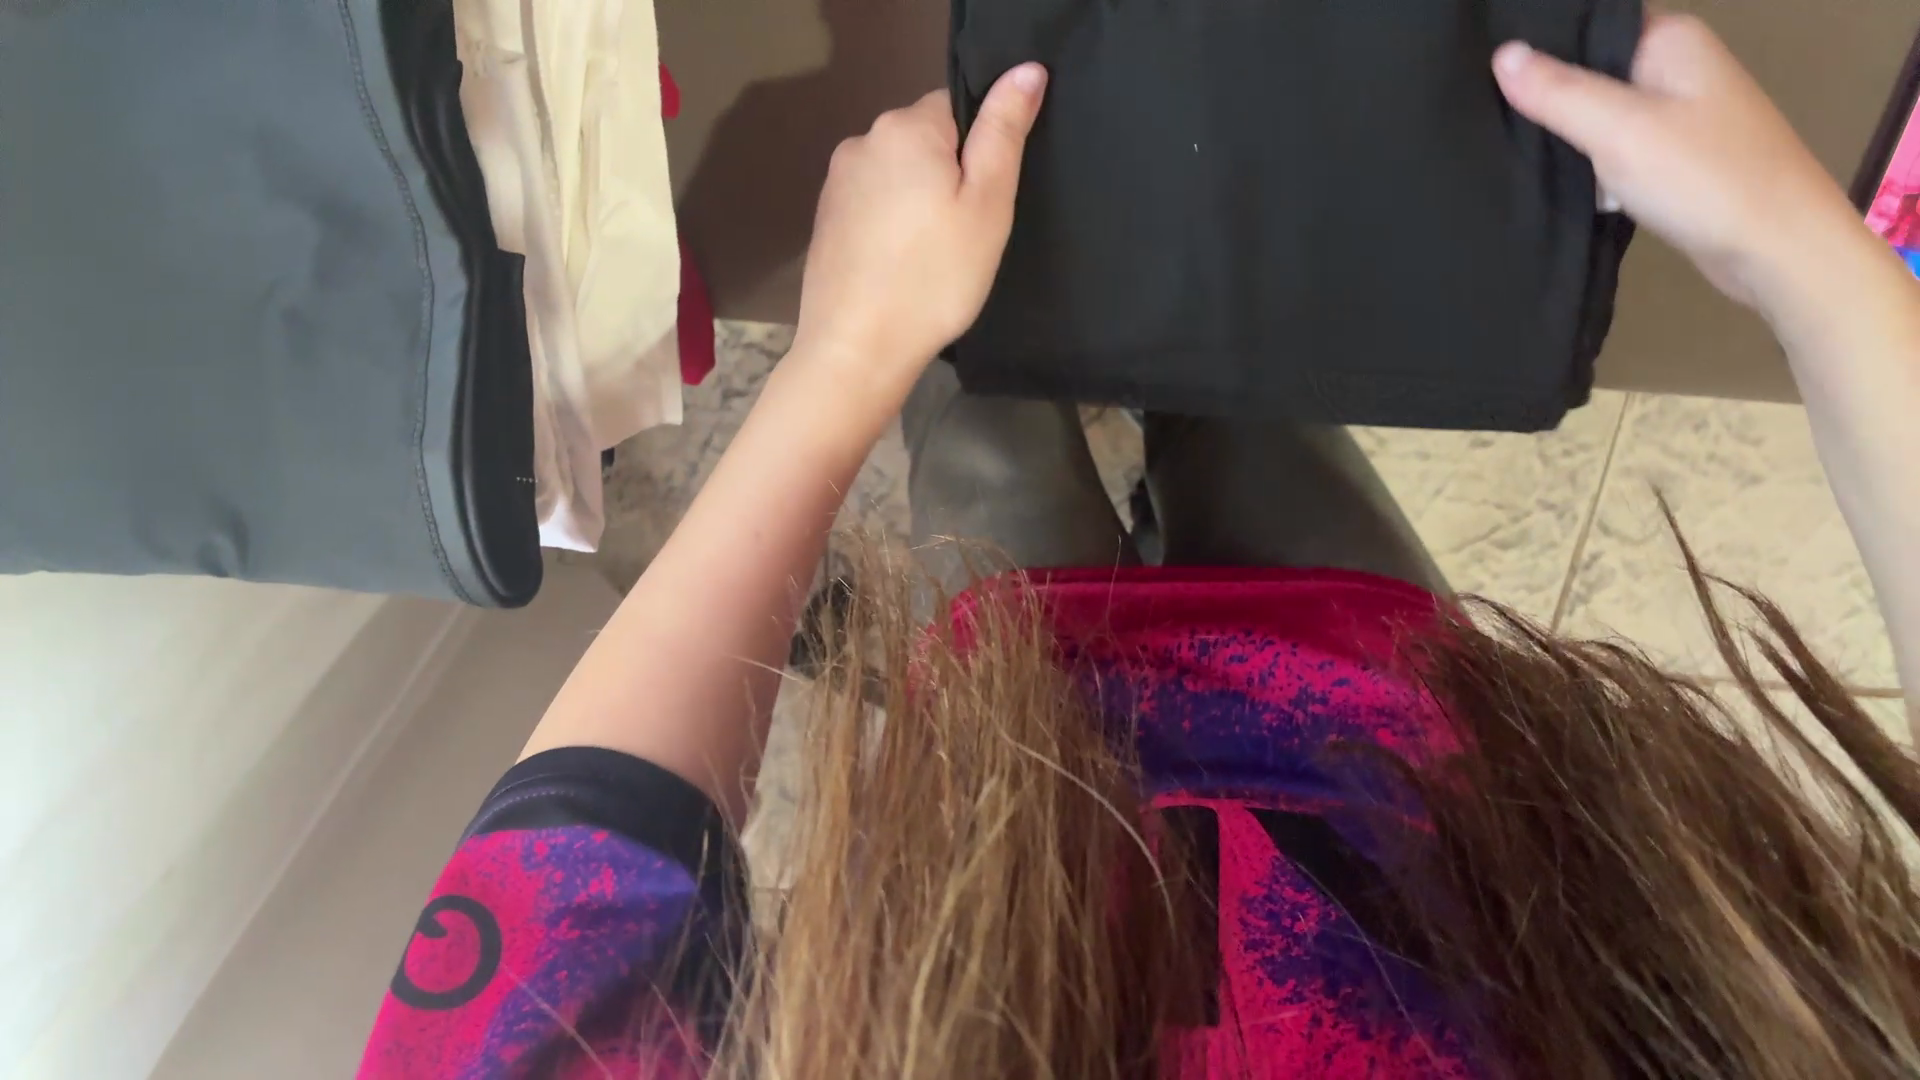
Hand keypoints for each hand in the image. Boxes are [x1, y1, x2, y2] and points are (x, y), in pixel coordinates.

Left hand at [792, 64, 1047, 390]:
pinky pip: (871, 207)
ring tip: (926, 258)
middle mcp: (862, 142)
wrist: (858, 348)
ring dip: (915, 204)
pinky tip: (896, 268)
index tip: (980, 205)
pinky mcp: (825, 221)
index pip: (956, 108)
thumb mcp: (987, 206)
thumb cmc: (934, 280)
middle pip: (922, 142)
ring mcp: (837, 183)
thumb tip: (1025, 71)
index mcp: (905, 128)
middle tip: (959, 238)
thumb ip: (1003, 133)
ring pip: (895, 177)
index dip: (978, 154)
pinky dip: (888, 228)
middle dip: (944, 178)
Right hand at [1492, 14, 1867, 311]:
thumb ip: (1559, 93)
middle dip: (1538, 91)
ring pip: (1590, 111)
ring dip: (1552, 129)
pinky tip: (1541, 171)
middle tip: (1476, 112)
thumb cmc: (1702, 176)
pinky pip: (1601, 144)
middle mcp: (1671, 67)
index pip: (1589, 26)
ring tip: (1494, 141)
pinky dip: (1574, 157)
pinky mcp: (1661, 153)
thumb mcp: (1619, 130)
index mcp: (1669, 41)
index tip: (1480, 68)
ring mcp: (1669, 112)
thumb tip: (1502, 54)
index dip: (1538, 44)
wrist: (1767, 243)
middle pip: (1587, 69)